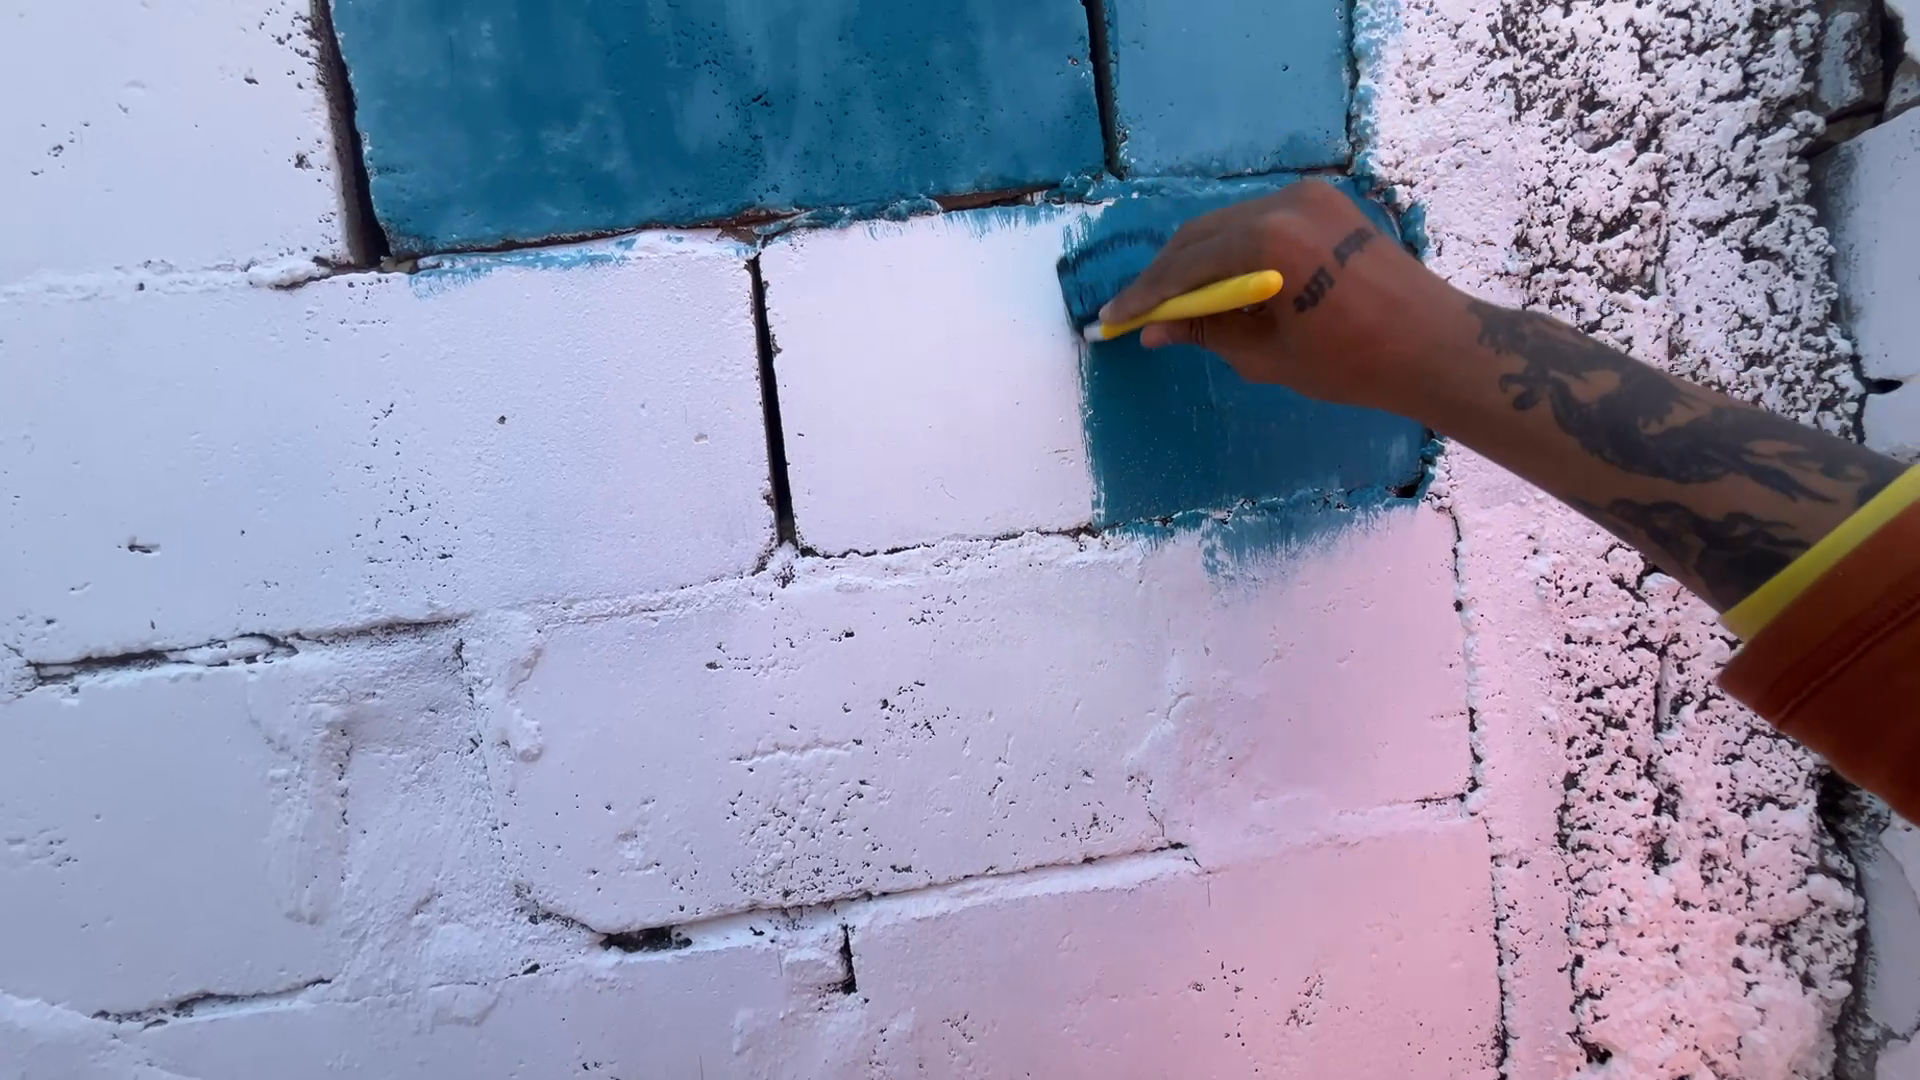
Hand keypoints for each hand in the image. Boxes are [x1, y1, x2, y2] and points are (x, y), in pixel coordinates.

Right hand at [1098, 180, 1457, 414]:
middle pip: (1198, 236)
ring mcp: (1309, 196)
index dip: (1143, 296)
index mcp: (1271, 241)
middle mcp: (1285, 202)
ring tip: (1170, 301)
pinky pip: (1255, 222)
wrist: (1434, 344)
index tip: (1112, 319)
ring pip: (1224, 226)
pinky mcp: (1324, 202)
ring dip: (1192, 263)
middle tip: (1135, 311)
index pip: (1185, 266)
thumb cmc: (1350, 363)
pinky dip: (1227, 252)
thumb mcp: (1264, 354)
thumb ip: (1204, 332)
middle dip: (1162, 276)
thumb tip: (1154, 331)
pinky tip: (1216, 283)